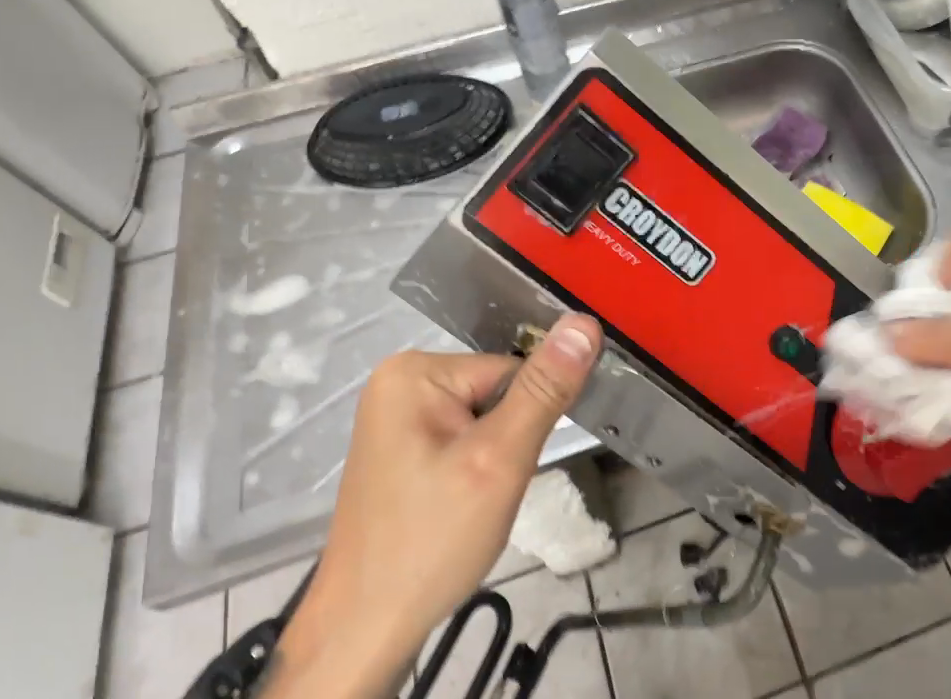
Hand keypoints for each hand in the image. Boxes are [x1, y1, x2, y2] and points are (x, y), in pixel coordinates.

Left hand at [267, 314, 601, 697]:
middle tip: (489, 491)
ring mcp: (395, 417)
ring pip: (483, 420)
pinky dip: (473, 470)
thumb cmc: (432, 539)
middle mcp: (399, 381)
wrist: (366, 626)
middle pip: (495, 393)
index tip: (510, 467)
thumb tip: (584, 324)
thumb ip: (544, 390)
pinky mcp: (399, 449)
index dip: (527, 419)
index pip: (511, 370)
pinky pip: (460, 441)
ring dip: (493, 459)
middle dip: (507, 442)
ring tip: (472, 502)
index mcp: (415, 371)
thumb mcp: (499, 460)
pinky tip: (458, 505)